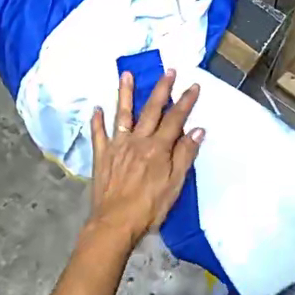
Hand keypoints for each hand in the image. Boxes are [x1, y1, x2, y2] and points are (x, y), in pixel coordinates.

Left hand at [81, 70, 202, 263]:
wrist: (114, 224)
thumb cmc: (150, 206)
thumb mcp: (175, 183)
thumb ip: (185, 154)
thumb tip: (197, 130)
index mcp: (158, 148)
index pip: (176, 119)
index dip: (186, 102)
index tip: (193, 85)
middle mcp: (137, 141)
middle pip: (151, 110)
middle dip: (161, 89)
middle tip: (168, 71)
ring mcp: (117, 147)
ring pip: (122, 115)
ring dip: (125, 94)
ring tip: (126, 75)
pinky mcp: (102, 157)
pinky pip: (98, 135)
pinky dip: (97, 121)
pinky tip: (97, 109)